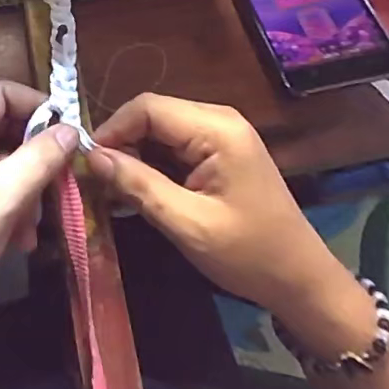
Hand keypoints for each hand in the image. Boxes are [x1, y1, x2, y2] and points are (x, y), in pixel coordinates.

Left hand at [0, 81, 76, 337]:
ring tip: (33, 225)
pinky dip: (17, 209)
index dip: (39, 105)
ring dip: (30, 191)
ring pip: (10, 162)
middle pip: (10, 128)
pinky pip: (1, 188)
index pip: (3, 93)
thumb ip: (41, 157)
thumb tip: (72, 128)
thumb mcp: (4, 196)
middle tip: (62, 182)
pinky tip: (22, 240)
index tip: (71, 131)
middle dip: (38, 158)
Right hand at [86, 93, 359, 322]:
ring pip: (158, 130)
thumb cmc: (248, 254)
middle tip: (96, 180)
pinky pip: (172, 146)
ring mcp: (220, 134)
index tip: (88, 164)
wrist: (301, 281)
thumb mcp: (187, 224)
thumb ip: (139, 185)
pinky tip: (136, 192)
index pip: (147, 108)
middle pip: (152, 115)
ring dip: (133, 156)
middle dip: (121, 143)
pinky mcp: (218, 152)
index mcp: (216, 129)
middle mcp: (218, 119)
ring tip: (111, 189)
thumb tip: (92, 157)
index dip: (112, 130)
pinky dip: (150, 165)